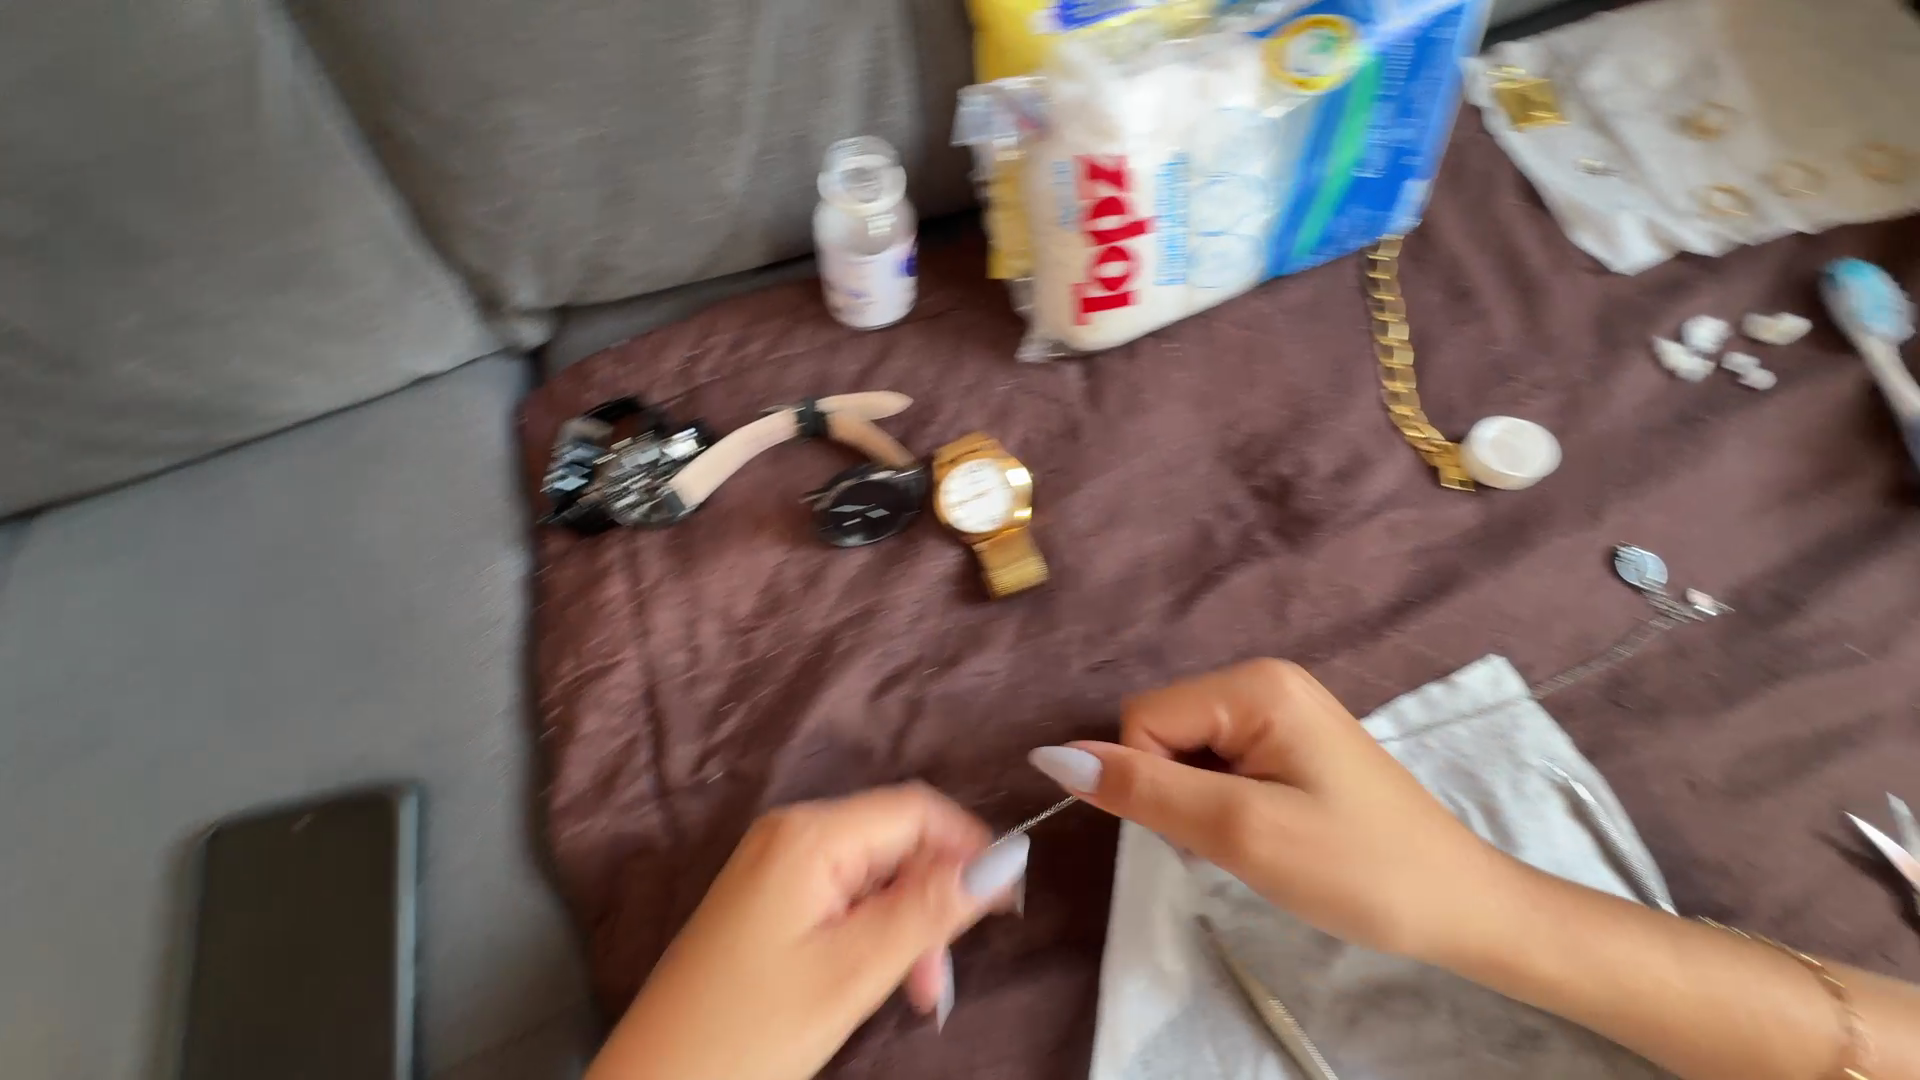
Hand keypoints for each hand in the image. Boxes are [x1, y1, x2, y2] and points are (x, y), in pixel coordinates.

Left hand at [585, 784, 1028, 1079]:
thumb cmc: (749, 1033)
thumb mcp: (850, 973)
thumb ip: (928, 910)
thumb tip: (1003, 858)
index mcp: (808, 835)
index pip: (913, 810)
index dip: (967, 844)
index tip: (1008, 899)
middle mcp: (792, 833)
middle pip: (893, 843)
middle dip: (932, 899)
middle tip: (945, 976)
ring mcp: (776, 865)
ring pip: (873, 875)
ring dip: (907, 924)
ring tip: (918, 993)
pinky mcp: (770, 899)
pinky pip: (843, 897)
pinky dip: (873, 933)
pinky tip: (881, 979)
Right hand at [1028, 659, 1513, 960]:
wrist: (1463, 910)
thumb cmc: (1357, 870)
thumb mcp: (1240, 832)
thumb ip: (1142, 789)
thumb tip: (1051, 756)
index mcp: (1253, 685)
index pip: (1142, 720)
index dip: (1154, 782)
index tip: (1210, 829)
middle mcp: (1261, 679)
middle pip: (1161, 729)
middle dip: (1177, 790)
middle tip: (1237, 837)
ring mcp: (1277, 707)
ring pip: (1183, 749)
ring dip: (1198, 800)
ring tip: (1256, 836)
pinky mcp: (1286, 737)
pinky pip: (1215, 759)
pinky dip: (1221, 800)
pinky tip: (1265, 827)